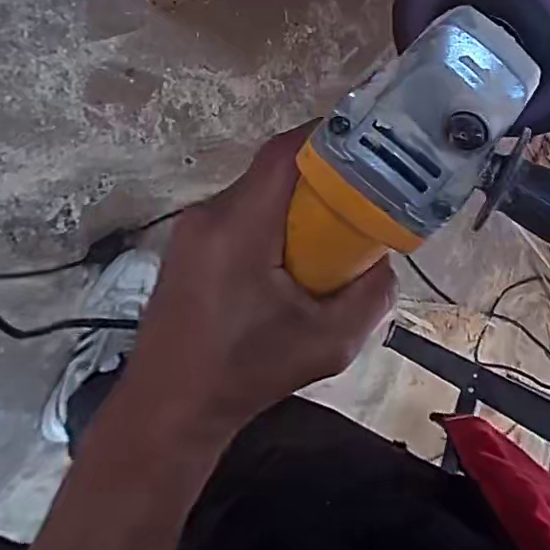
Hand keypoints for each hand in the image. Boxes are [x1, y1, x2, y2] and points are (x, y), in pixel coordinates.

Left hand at [120, 124, 397, 441]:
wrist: (166, 415)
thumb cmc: (247, 375)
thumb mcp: (330, 344)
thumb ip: (372, 295)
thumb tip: (383, 259)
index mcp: (240, 231)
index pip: (285, 155)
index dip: (328, 134)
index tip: (368, 136)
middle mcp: (210, 217)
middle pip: (276, 167)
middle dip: (324, 167)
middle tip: (366, 183)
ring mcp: (194, 229)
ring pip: (260, 187)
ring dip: (300, 192)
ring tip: (338, 216)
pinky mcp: (190, 245)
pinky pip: (244, 208)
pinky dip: (278, 212)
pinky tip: (299, 245)